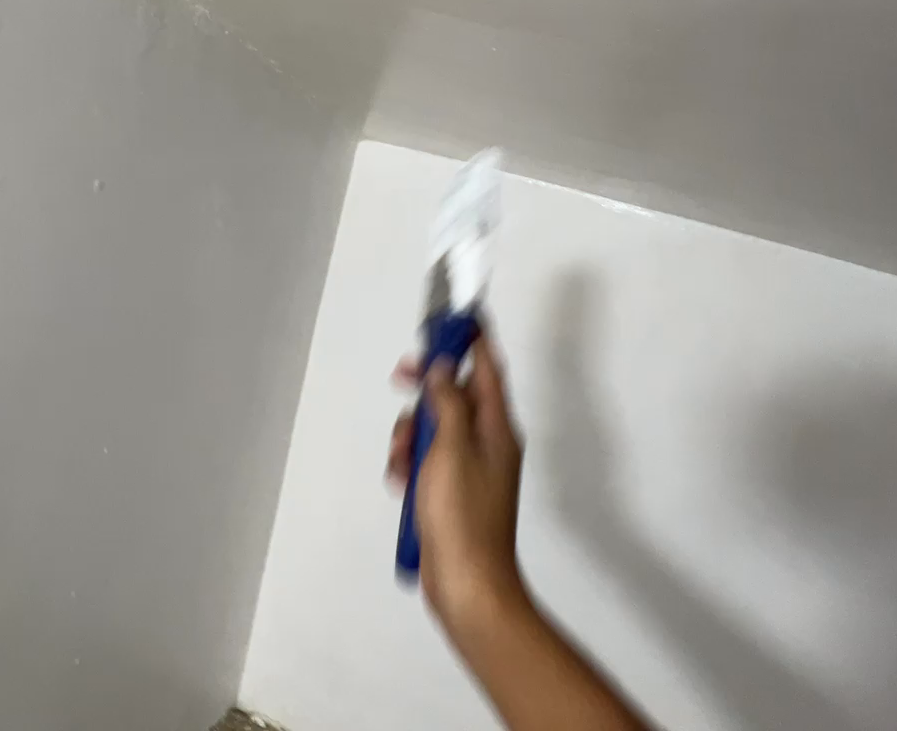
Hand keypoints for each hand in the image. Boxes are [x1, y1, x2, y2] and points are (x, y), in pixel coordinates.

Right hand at [387, 330, 529, 640]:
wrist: (466, 584)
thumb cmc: (461, 513)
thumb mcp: (450, 448)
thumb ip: (447, 403)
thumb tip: (443, 367)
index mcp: (496, 426)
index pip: (487, 367)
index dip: (474, 337)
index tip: (458, 312)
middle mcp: (486, 440)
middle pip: (454, 393)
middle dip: (425, 387)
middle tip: (402, 376)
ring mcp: (468, 466)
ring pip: (433, 426)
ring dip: (409, 435)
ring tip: (400, 461)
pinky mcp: (450, 489)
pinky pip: (425, 458)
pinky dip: (409, 463)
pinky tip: (400, 483)